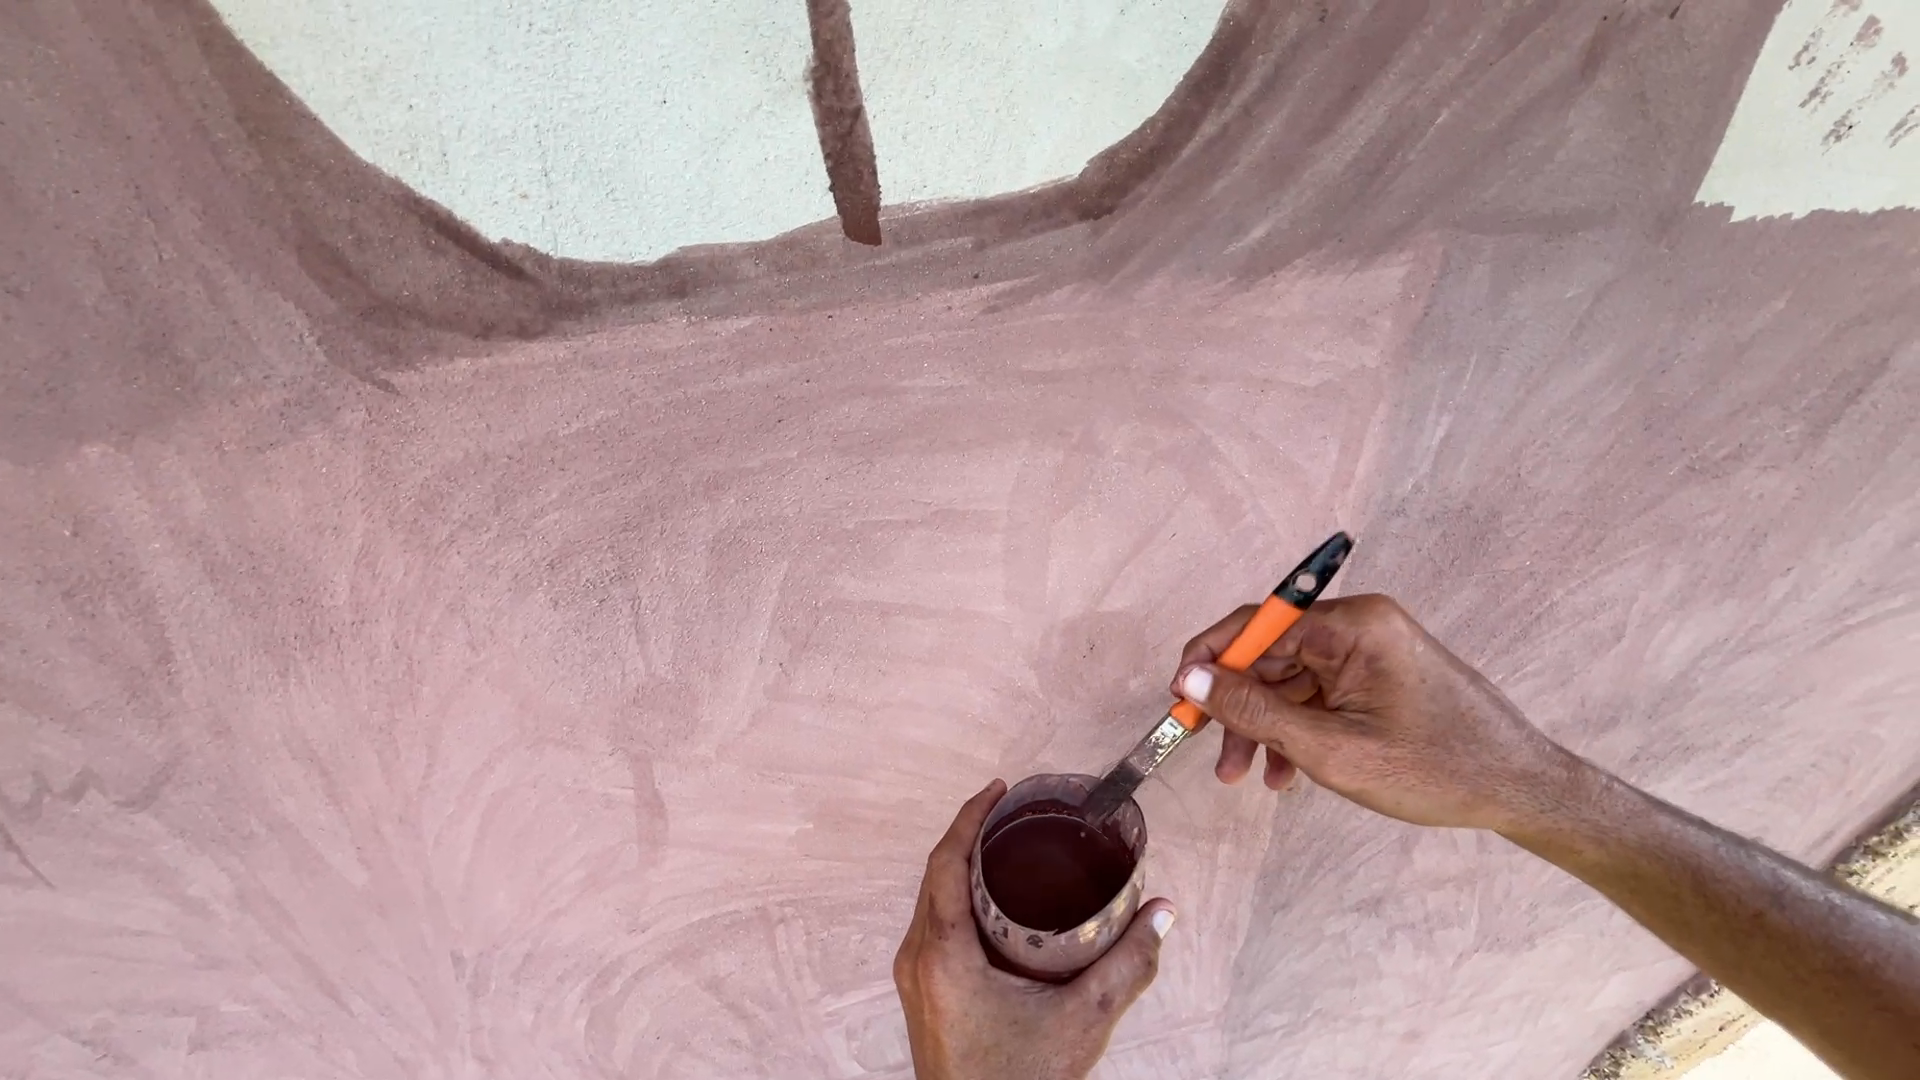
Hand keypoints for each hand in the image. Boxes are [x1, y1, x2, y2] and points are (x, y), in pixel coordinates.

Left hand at [893, 780, 1176, 1079]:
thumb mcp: (1082, 1022)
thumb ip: (1127, 965)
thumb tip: (1163, 912)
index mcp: (943, 953)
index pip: (944, 862)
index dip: (969, 817)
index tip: (999, 789)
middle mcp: (916, 955)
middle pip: (934, 873)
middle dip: (968, 833)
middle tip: (1010, 811)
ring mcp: (912, 974)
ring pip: (930, 896)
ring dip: (959, 863)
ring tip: (1003, 843)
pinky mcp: (919, 989)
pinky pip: (932, 920)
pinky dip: (956, 893)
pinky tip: (990, 896)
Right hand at [1171, 594, 1576, 830]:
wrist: (1527, 795)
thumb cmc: (1435, 770)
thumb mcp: (1331, 748)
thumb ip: (1254, 711)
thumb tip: (1191, 682)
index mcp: (1352, 624)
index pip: (1257, 624)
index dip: (1210, 658)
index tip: (1179, 696)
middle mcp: (1357, 625)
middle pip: (1270, 656)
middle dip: (1237, 706)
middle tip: (1209, 749)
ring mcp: (1367, 651)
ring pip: (1288, 681)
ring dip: (1262, 726)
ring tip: (1241, 774)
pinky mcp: (1374, 676)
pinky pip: (1315, 695)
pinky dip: (1294, 729)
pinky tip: (1284, 772)